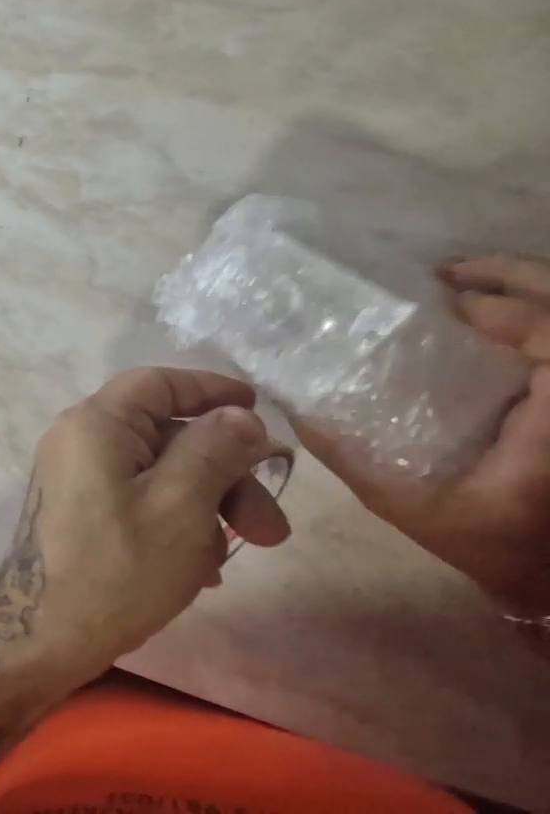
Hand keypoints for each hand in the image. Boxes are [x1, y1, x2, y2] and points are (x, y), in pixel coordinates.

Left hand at [19, 368, 290, 675]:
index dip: (210, 390)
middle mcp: (77, 439)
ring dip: (207, 507)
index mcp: (94, 424)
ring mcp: (73, 473)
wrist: (47, 626)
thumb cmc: (120, 564)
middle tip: (271, 531)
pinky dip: (176, 521)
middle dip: (226, 475)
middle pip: (166, 434)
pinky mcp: (77, 506)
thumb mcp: (182, 505)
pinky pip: (138, 496)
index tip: (260, 410)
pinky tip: (200, 568)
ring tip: (232, 559)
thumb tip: (235, 413)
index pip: (155, 384)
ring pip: (158, 471)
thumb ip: (212, 450)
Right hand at [292, 255, 549, 615]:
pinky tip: (491, 330)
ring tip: (462, 290)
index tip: (443, 297)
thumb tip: (292, 396)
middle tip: (444, 274)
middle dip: (515, 282)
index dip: (509, 303)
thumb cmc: (486, 543)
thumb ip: (350, 450)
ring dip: (526, 298)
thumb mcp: (406, 500)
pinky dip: (532, 331)